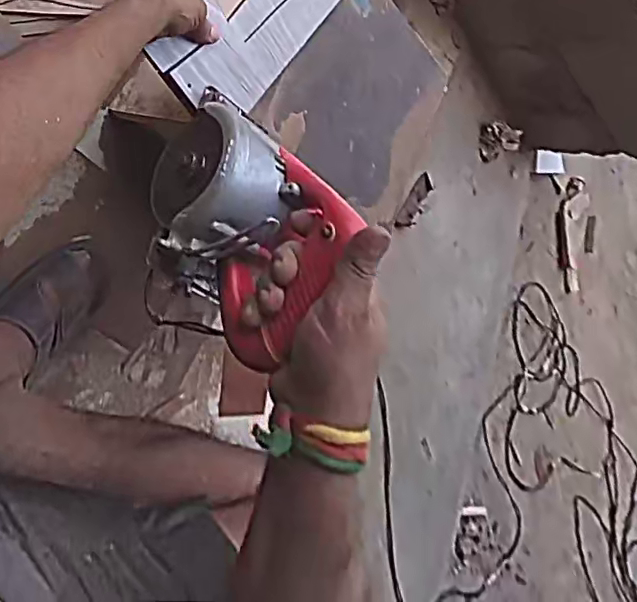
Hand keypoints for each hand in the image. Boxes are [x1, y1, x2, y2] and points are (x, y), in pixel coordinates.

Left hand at [126, 0, 217, 43]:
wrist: (142, 11)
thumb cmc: (172, 2)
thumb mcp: (198, 15)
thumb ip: (204, 24)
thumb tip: (212, 34)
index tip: (189, 10)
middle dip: (168, 3)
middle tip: (175, 22)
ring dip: (151, 12)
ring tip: (160, 29)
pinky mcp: (121, 0)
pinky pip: (134, 11)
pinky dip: (139, 20)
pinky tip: (146, 31)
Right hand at [240, 213, 390, 425]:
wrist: (308, 412)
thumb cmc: (336, 365)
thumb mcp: (347, 310)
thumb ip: (356, 267)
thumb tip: (380, 231)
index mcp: (354, 286)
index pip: (335, 239)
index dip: (315, 226)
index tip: (297, 223)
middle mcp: (329, 292)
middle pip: (298, 254)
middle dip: (284, 264)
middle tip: (283, 280)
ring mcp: (303, 308)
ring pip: (276, 276)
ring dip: (267, 290)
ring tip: (271, 311)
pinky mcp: (281, 322)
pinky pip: (262, 300)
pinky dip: (256, 309)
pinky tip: (260, 322)